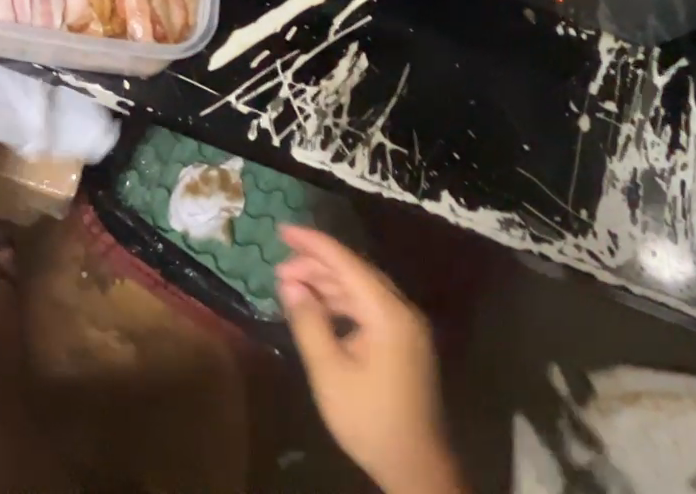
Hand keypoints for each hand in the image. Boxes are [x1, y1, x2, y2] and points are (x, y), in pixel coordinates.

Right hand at [277, 224, 462, 493]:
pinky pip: (369, 307)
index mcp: (388, 313)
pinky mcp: (403, 342)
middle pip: (355, 272)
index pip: (347, 263)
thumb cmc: (369, 418)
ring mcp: (406, 326)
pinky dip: (342, 301)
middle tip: (280, 268)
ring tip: (292, 285)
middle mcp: (402, 310)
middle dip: (316, 264)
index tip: (282, 229)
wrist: (415, 465)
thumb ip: (309, 321)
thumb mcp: (329, 371)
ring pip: (362, 289)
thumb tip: (290, 283)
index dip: (313, 243)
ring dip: (327, 284)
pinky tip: (319, 307)